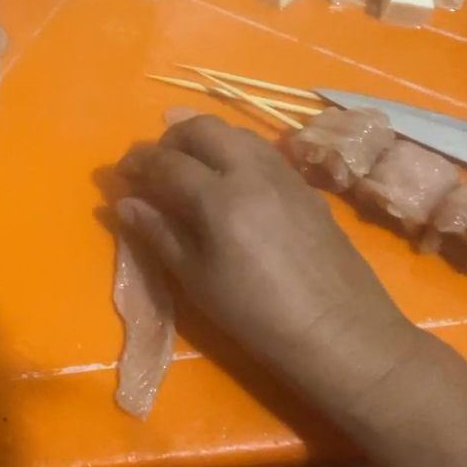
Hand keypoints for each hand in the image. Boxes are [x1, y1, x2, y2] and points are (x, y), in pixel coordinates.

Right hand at [115, 115, 415, 390]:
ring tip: (192, 170)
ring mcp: (284, 176)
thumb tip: (125, 203)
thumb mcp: (198, 279)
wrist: (345, 338)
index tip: (121, 174)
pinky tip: (232, 185)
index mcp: (220, 198)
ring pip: (235, 133)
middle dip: (171, 138)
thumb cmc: (259, 316)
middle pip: (202, 128)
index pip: (166, 160)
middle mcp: (252, 173)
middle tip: (157, 166)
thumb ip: (158, 233)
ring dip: (205, 140)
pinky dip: (235, 153)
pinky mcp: (307, 188)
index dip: (137, 162)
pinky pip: (262, 152)